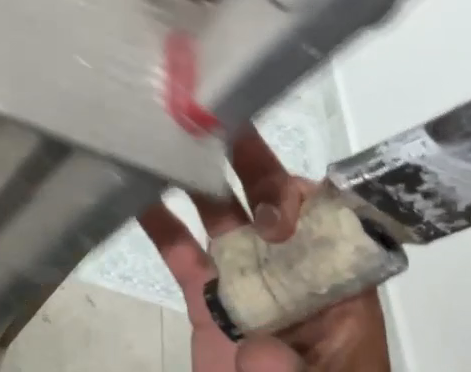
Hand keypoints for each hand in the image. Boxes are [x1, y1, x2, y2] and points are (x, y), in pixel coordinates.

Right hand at [141, 128, 390, 371]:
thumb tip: (264, 349)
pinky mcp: (206, 300)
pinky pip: (179, 249)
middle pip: (276, 208)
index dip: (306, 199)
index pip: (332, 231)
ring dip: (197, 178)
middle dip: (249, 163)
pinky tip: (132, 190)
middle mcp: (294, 280)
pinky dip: (157, 218)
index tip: (274, 185)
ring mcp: (246, 286)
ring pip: (223, 217)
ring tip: (167, 137)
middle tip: (214, 122)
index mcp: (338, 300)